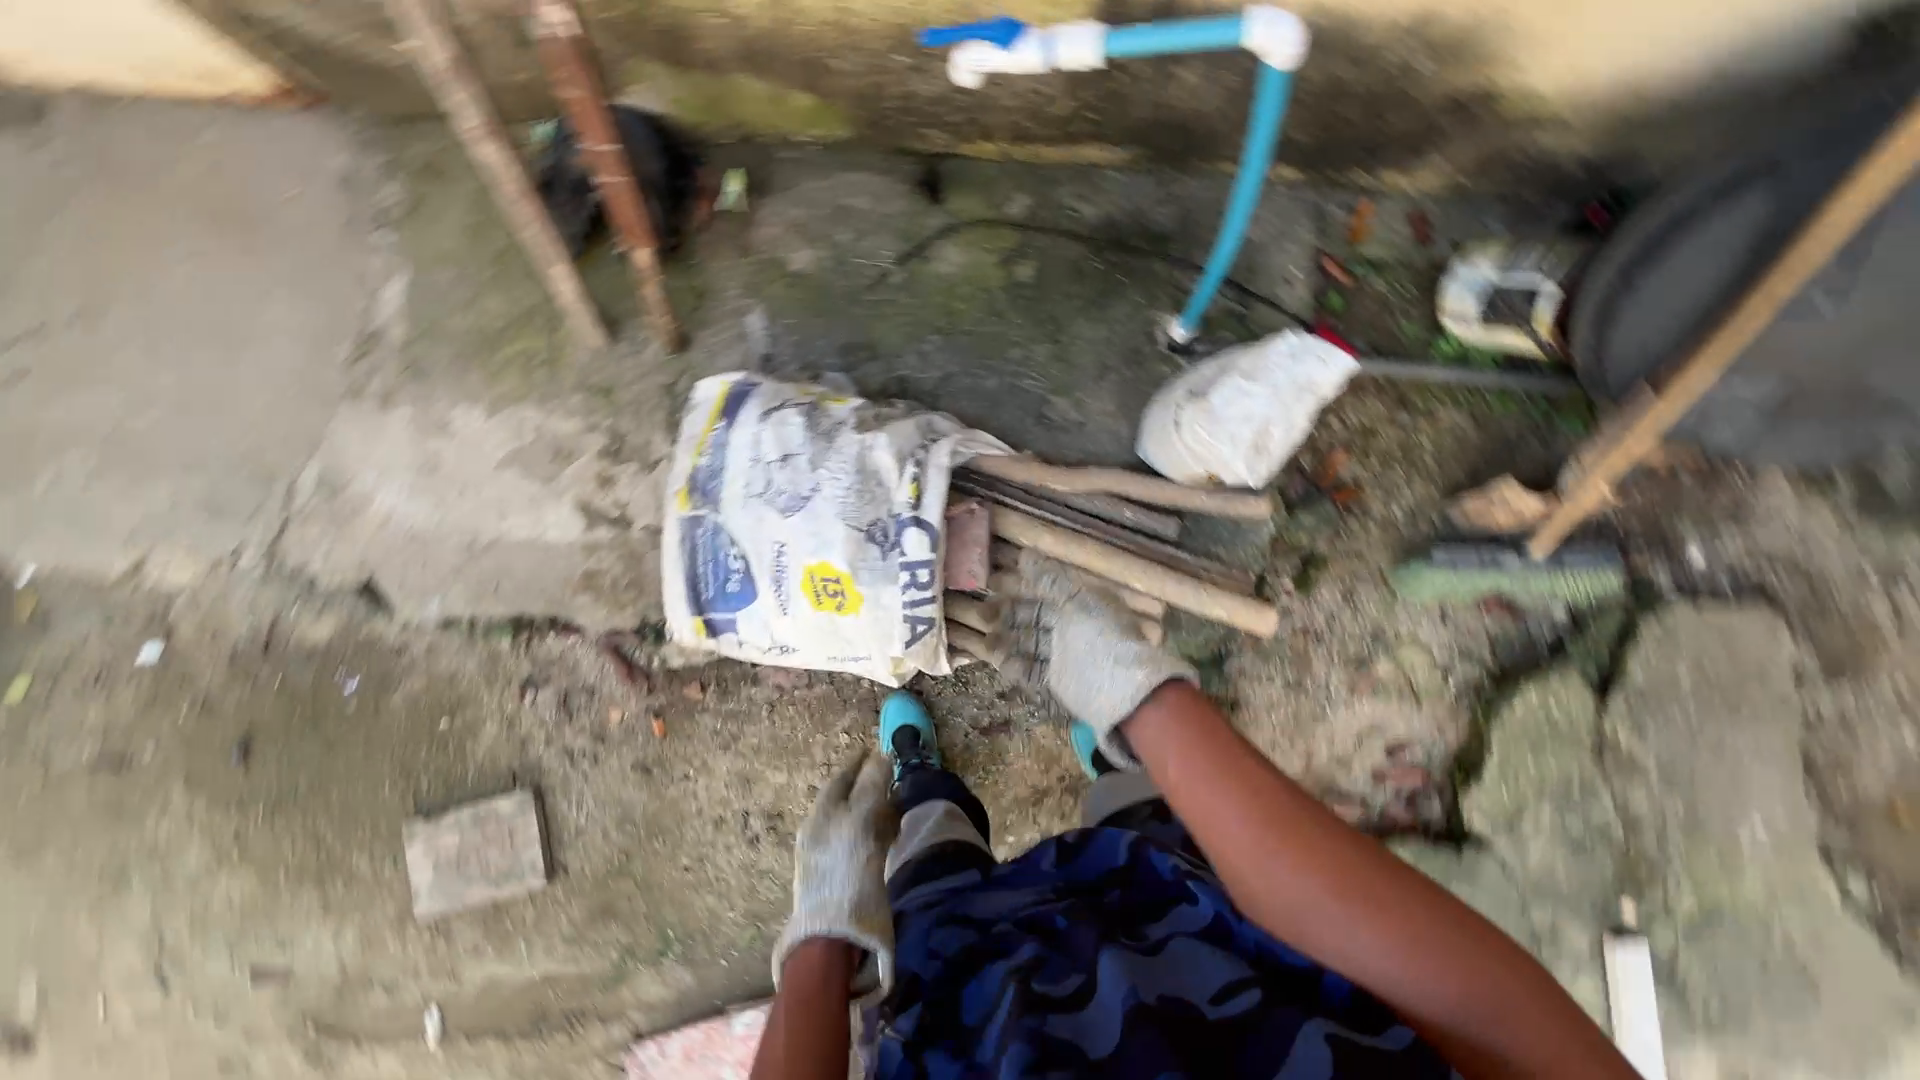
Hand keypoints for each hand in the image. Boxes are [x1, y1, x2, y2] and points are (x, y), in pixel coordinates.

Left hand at [773, 750, 897, 1002]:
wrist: (834, 936)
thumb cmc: (849, 869)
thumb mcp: (863, 818)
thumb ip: (872, 784)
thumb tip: (881, 754)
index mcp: (820, 813)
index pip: (841, 777)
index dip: (860, 763)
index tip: (879, 751)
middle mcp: (817, 832)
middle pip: (846, 801)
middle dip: (869, 789)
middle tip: (894, 781)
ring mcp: (823, 858)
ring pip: (851, 825)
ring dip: (874, 814)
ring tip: (896, 813)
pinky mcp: (835, 881)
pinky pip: (856, 847)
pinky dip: (873, 838)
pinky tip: (888, 844)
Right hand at [999, 559, 1196, 767]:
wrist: (1119, 689)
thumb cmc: (1101, 636)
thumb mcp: (1078, 600)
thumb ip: (1049, 579)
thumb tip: (1024, 554)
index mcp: (1081, 606)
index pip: (1046, 592)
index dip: (1020, 588)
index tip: (993, 585)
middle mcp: (1072, 629)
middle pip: (1034, 618)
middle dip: (1008, 615)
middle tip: (984, 614)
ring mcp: (1065, 657)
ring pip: (1029, 644)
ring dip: (1008, 641)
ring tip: (988, 641)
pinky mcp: (1058, 683)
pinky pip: (1032, 672)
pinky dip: (1017, 667)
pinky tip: (1002, 662)